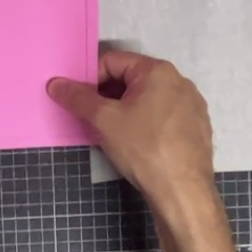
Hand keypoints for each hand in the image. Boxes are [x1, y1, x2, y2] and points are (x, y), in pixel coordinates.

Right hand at [47, 50, 216, 214]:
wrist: (182, 189)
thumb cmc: (142, 147)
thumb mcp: (103, 120)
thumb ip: (77, 98)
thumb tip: (55, 83)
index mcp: (157, 71)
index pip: (111, 61)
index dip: (89, 79)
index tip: (79, 102)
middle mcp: (178, 80)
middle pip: (130, 79)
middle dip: (106, 96)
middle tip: (91, 119)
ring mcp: (191, 104)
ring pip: (146, 99)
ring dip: (124, 110)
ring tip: (112, 134)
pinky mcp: (196, 126)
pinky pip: (162, 115)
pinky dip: (144, 123)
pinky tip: (138, 144)